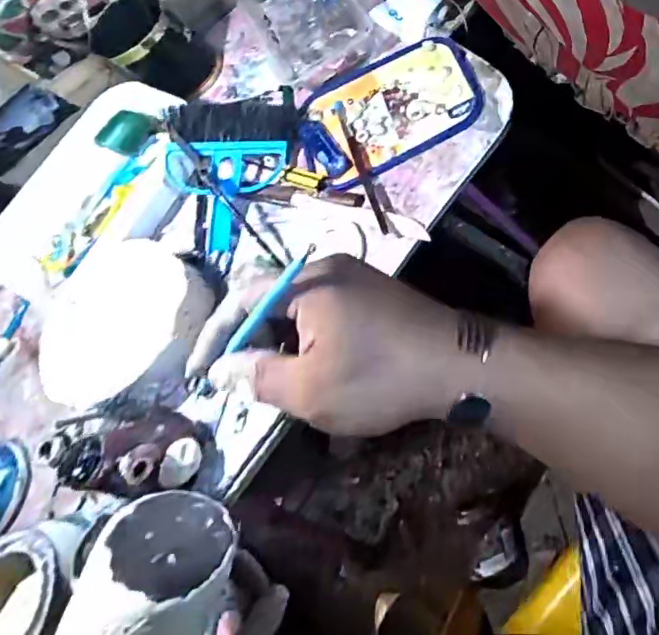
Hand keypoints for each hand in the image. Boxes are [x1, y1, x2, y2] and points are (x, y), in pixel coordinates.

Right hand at [209, 256, 468, 435]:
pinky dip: (313, 341)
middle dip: (252, 343)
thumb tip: (225, 366)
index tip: (200, 374)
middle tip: (243, 382)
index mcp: (307, 283)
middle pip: (271, 301)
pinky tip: (321, 373)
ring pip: (301, 310)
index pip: (242, 299)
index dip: (216, 337)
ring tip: (283, 385)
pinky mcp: (373, 292)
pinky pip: (328, 312)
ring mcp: (354, 277)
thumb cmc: (379, 377)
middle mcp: (328, 268)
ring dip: (285, 346)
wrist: (458, 362)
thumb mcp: (310, 390)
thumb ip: (258, 376)